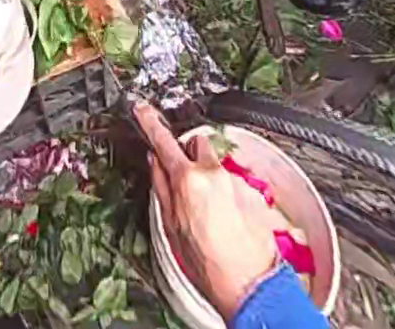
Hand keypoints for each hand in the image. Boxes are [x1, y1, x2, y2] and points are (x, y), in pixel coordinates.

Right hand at [136, 102, 284, 319]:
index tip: (143, 109)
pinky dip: (224, 193)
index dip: (150, 122)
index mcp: (188, 180)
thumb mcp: (172, 229)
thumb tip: (156, 164)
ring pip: (214, 163)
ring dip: (207, 176)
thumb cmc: (210, 265)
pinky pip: (231, 181)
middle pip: (196, 143)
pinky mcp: (251, 189)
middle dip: (188, 155)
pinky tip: (224, 219)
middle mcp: (213, 172)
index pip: (164, 141)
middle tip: (184, 182)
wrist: (251, 285)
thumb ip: (162, 188)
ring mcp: (234, 179)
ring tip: (207, 210)